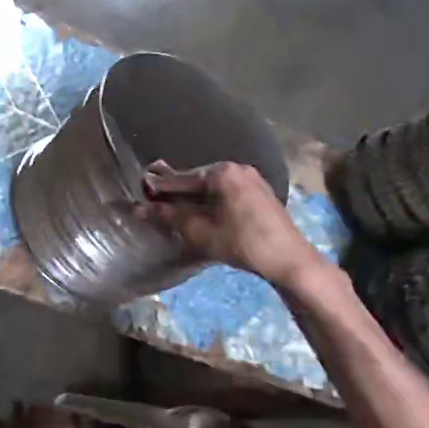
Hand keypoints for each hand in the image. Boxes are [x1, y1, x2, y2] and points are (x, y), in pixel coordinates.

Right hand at [138, 161, 323, 288]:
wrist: (289, 259)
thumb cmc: (242, 243)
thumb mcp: (200, 231)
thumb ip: (169, 216)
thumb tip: (139, 209)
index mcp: (221, 172)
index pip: (180, 179)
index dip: (158, 189)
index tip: (139, 193)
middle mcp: (236, 168)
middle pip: (196, 180)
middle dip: (176, 193)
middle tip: (156, 204)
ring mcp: (251, 178)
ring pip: (212, 186)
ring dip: (194, 198)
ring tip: (176, 212)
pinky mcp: (260, 192)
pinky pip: (227, 191)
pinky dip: (211, 201)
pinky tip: (203, 214)